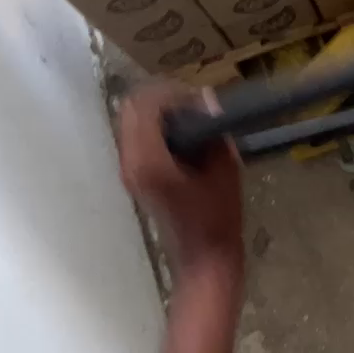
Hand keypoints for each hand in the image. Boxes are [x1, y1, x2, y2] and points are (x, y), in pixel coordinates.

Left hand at [116, 86, 243, 273]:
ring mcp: (128, 171)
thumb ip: (214, 131)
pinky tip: (186, 139)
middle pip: (132, 109)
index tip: (200, 101)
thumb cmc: (218, 217)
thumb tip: (206, 98)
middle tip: (195, 106)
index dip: (172, 94)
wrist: (203, 258)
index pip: (146, 105)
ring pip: (132, 122)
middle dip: (162, 100)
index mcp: (149, 160)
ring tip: (192, 120)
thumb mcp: (225, 169)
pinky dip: (157, 129)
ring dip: (159, 114)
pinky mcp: (135, 177)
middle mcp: (130, 162)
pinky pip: (137, 139)